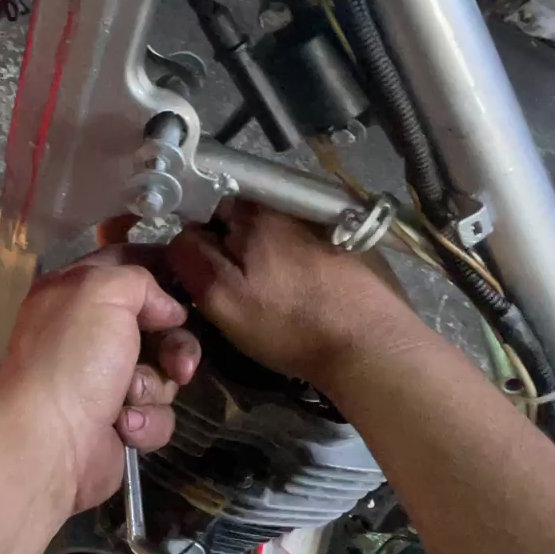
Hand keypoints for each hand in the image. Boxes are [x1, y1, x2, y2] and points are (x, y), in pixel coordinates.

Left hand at [0, 247, 200, 513]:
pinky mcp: (117, 421)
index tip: (192, 279)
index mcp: (74, 291)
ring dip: (153, 386)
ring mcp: (103, 379)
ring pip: (162, 371)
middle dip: (173, 344)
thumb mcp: (102, 290)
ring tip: (129, 397)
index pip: (124, 262)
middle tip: (176, 362)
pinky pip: (155, 412)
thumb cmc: (72, 356)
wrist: (48, 442)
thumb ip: (140, 280)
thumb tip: (167, 310)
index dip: (160, 267)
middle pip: (156, 324)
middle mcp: (87, 332)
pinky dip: (145, 420)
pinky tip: (121, 426)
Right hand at [167, 200, 431, 387]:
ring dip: (269, 257)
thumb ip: (190, 258)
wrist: (374, 347)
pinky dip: (300, 265)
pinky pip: (309, 247)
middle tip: (240, 292)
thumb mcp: (221, 297)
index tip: (206, 274)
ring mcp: (327, 223)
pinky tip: (306, 295)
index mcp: (255, 212)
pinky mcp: (354, 245)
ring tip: (274, 296)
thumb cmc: (289, 323)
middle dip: (235, 247)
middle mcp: (290, 206)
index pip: (208, 208)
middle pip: (245, 220)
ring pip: (278, 235)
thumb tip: (180, 236)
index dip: (200, 240)